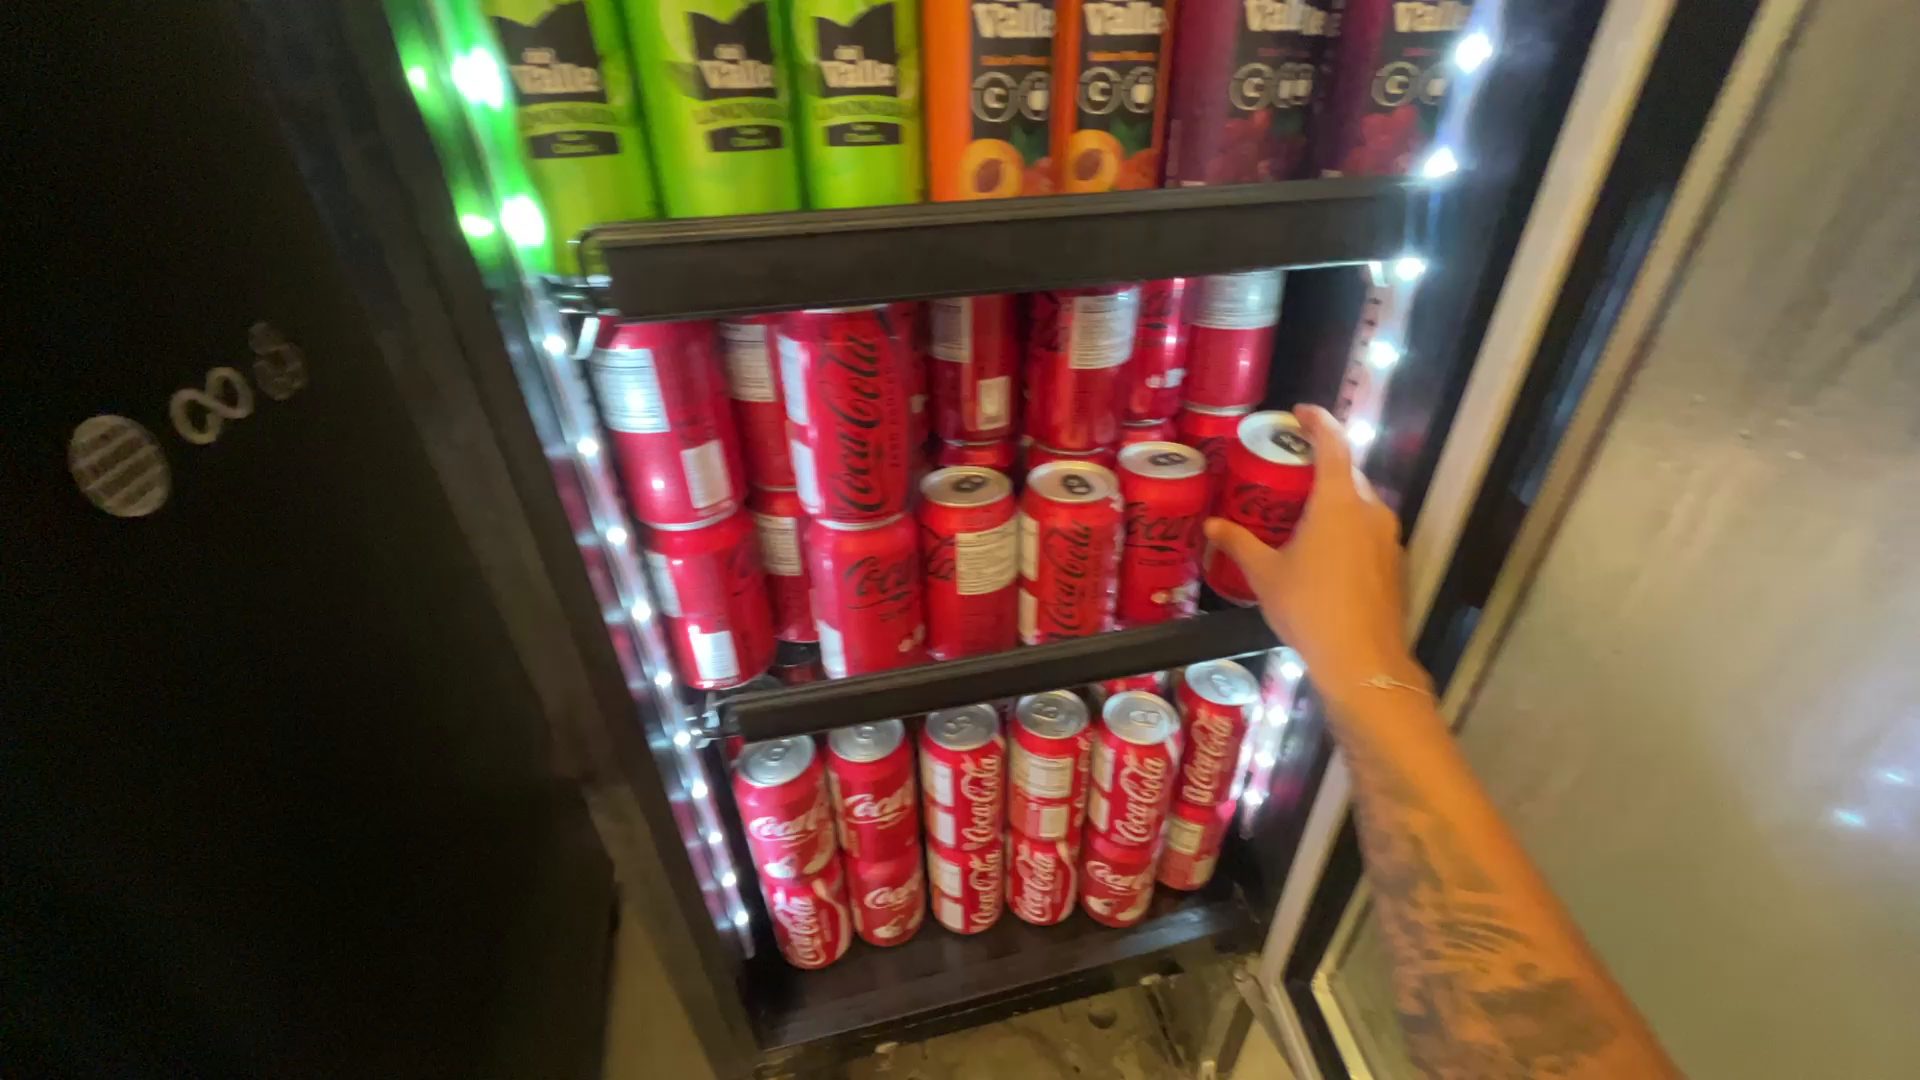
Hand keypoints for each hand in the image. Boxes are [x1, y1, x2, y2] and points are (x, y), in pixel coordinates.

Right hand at [1203, 406, 1427, 700]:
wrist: (1362, 658)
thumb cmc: (1309, 607)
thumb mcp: (1264, 574)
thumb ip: (1238, 543)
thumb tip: (1211, 526)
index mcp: (1338, 502)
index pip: (1334, 443)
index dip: (1318, 421)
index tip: (1300, 412)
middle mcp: (1371, 510)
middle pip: (1348, 471)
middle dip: (1320, 463)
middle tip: (1288, 468)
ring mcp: (1388, 537)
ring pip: (1360, 501)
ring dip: (1333, 496)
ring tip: (1300, 509)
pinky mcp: (1394, 561)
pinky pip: (1368, 528)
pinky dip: (1346, 524)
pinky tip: (1323, 548)